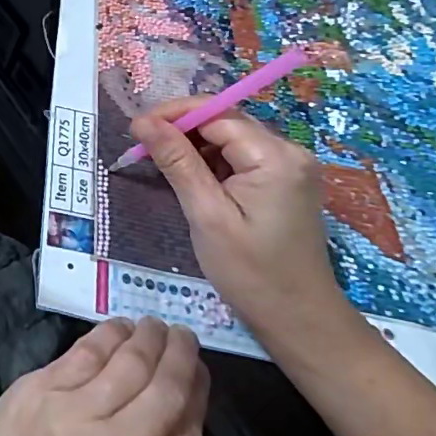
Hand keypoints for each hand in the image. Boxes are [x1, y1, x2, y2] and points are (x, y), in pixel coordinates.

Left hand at [0, 318, 206, 435]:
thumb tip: (183, 423)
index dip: (198, 397)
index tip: (201, 375)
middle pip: (163, 392)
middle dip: (181, 358)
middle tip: (186, 337)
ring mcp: (72, 415)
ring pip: (126, 362)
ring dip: (147, 338)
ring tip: (157, 326)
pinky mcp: (37, 390)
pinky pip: (84, 351)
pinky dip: (108, 334)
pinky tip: (119, 327)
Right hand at [130, 100, 347, 334]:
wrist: (300, 321)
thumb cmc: (251, 273)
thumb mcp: (206, 214)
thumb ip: (177, 161)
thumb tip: (143, 120)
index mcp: (275, 156)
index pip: (217, 114)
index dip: (174, 115)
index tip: (136, 129)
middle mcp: (289, 151)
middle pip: (225, 121)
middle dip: (181, 129)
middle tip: (142, 146)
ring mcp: (290, 165)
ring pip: (230, 137)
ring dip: (194, 146)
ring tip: (160, 163)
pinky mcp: (285, 180)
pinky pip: (241, 156)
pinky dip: (212, 161)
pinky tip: (190, 177)